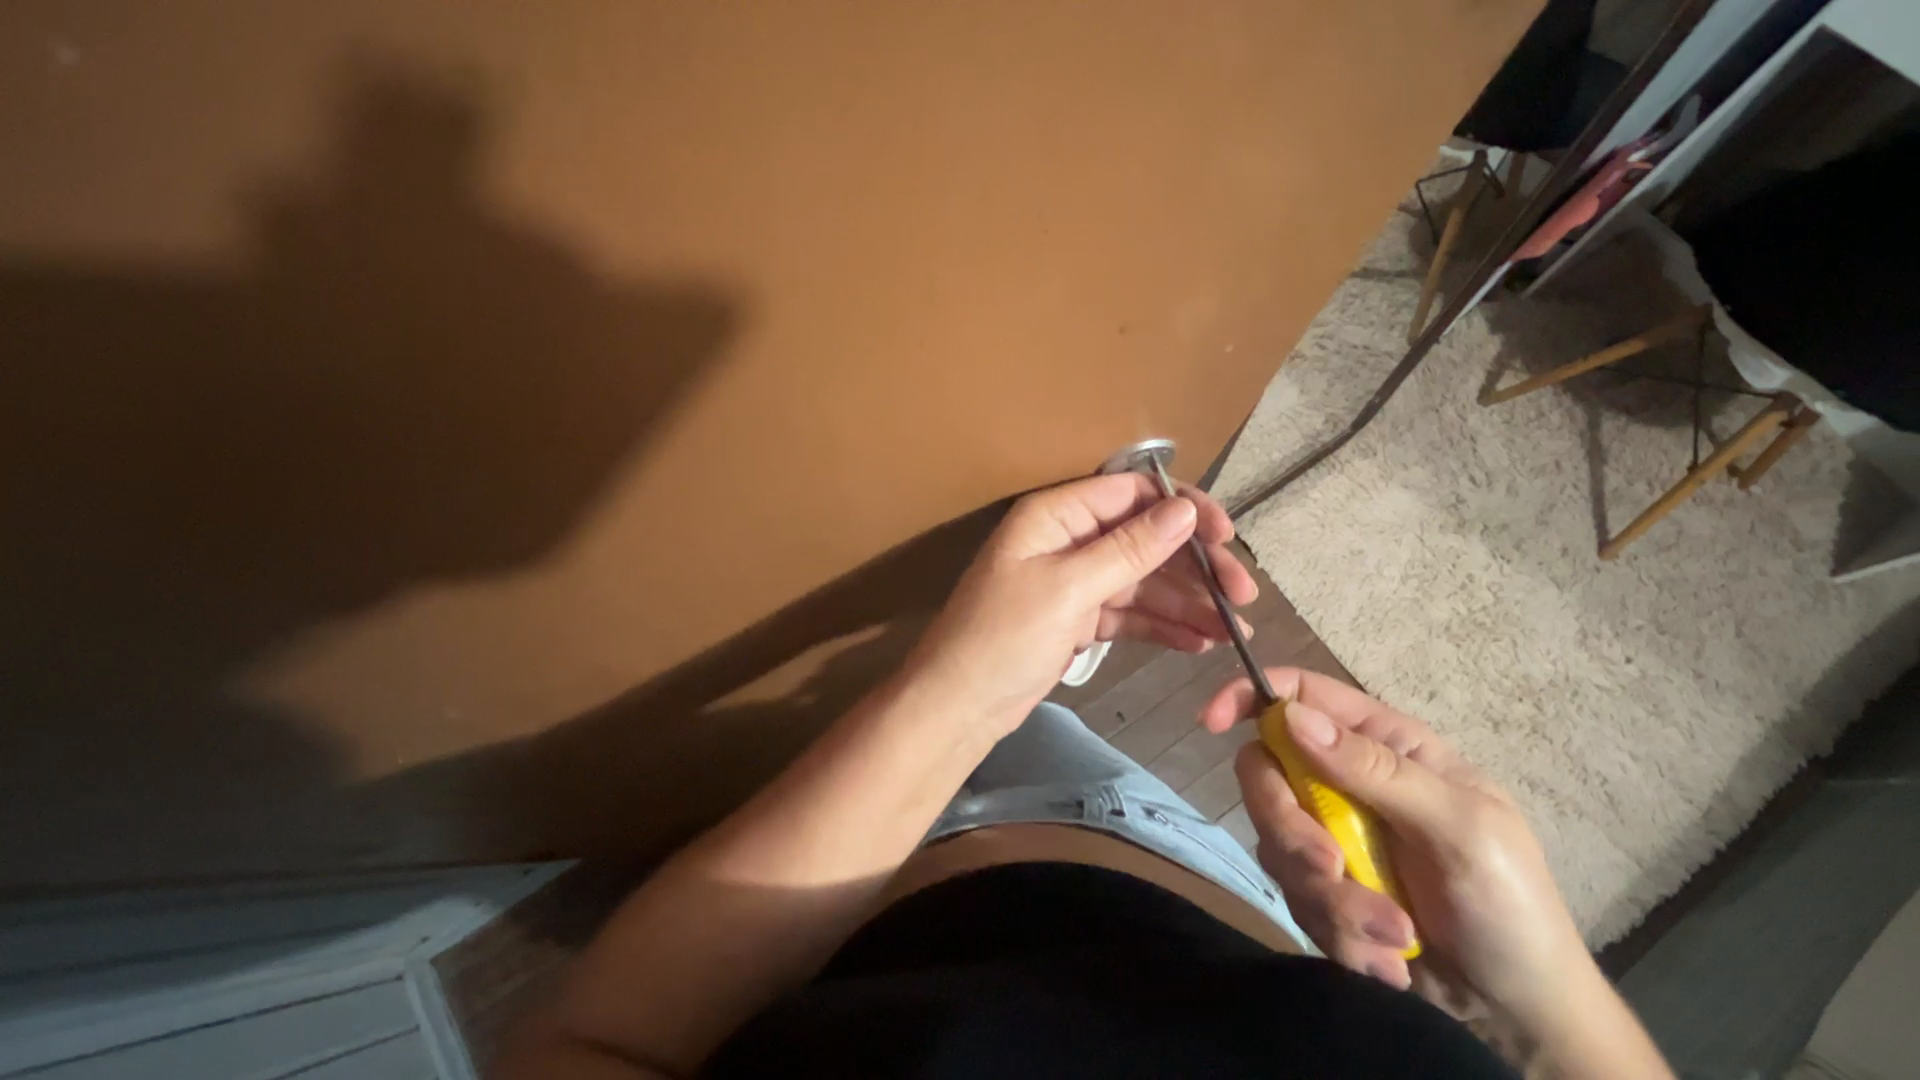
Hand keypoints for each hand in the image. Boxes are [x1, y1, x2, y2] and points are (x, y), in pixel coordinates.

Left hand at [907, 473, 1255, 735]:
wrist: (959, 705)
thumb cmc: (1002, 637)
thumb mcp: (1068, 589)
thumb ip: (1128, 550)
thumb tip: (1184, 511)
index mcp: (1056, 515)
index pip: (1132, 494)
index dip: (1184, 510)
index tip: (1227, 536)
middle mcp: (1067, 540)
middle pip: (1144, 540)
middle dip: (1194, 566)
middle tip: (1243, 595)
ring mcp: (1073, 583)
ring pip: (1143, 582)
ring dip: (1187, 603)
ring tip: (1233, 630)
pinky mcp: (1077, 621)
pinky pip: (1129, 614)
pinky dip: (1161, 627)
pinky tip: (1199, 644)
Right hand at [1201, 669, 1587, 1018]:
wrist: (1517, 1012)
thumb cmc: (1510, 904)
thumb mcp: (1461, 828)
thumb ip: (1376, 769)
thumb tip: (1292, 715)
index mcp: (1385, 746)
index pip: (1302, 696)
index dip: (1248, 697)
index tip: (1210, 723)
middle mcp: (1345, 782)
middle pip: (1266, 773)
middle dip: (1290, 828)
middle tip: (1331, 868)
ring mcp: (1329, 835)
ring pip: (1275, 842)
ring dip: (1330, 897)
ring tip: (1392, 934)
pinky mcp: (1321, 889)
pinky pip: (1293, 896)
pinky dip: (1339, 931)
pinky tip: (1387, 956)